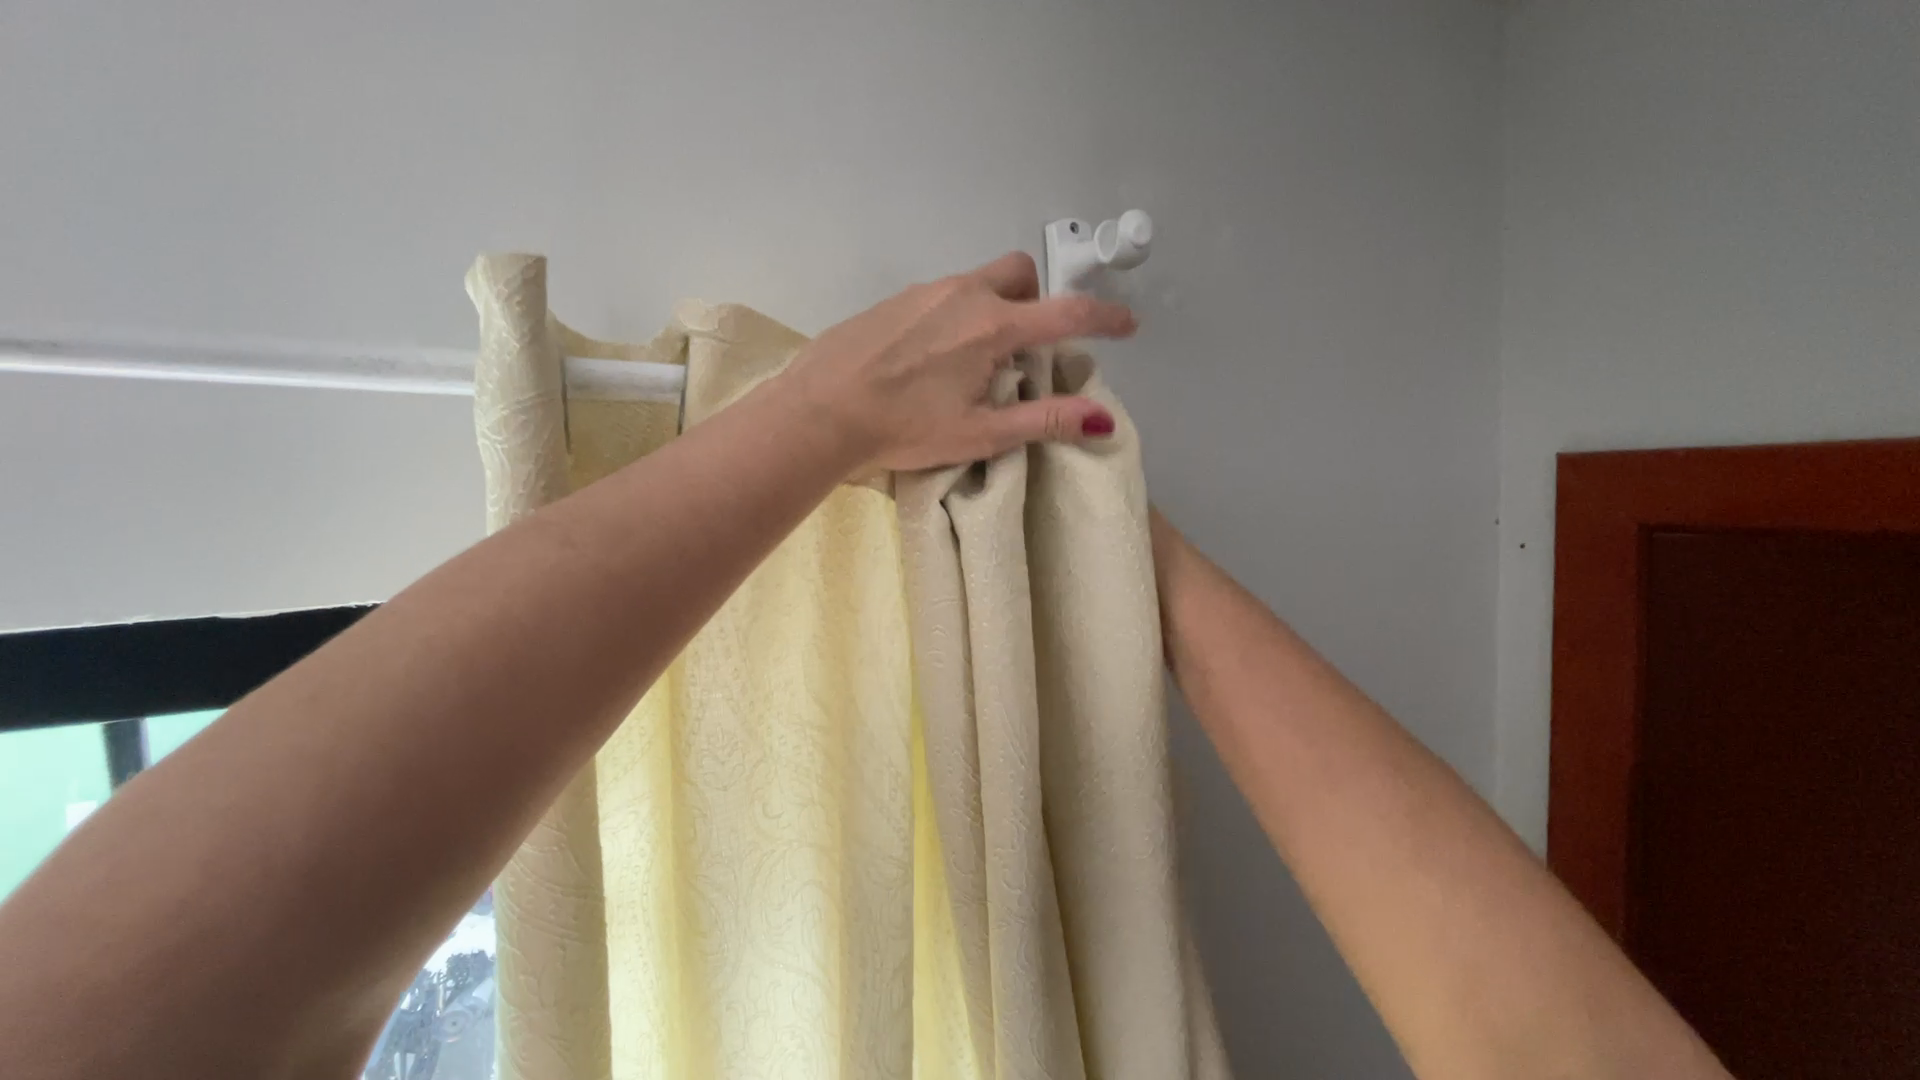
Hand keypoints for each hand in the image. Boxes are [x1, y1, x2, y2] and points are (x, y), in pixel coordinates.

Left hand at [784, 252, 1137, 471]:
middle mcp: (963, 294)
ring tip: (976, 361)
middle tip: (1028, 345)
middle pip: (1020, 273)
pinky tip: (932, 359)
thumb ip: (1044, 421)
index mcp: (993, 327)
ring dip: (995, 309)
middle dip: (1038, 299)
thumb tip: (1102, 419)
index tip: (1128, 325)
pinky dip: (958, 316)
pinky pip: (943, 295)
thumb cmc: (903, 429)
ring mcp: (924, 292)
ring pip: (979, 282)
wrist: (819, 412)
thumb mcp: (980, 434)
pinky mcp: (894, 301)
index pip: (1066, 313)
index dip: (1105, 318)